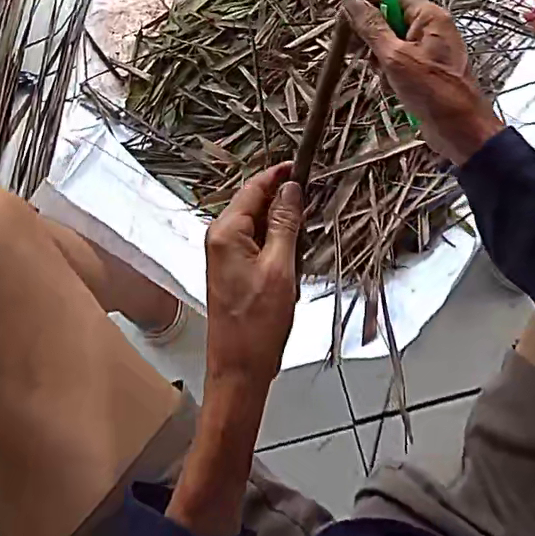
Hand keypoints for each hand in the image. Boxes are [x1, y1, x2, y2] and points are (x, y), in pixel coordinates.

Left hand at [203, 162, 302, 389]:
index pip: (253, 188)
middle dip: (283, 202)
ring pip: (258, 225)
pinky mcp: (232, 270)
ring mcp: (224, 254)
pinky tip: (294, 258)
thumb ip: (285, 223)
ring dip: (282, 226)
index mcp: (225, 231)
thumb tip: (291, 187)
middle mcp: (219, 237)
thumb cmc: (257, 323)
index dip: (278, 175)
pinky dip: (276, 245)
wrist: (239, 370)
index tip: (303, 165)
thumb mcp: (280, 267)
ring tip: (308, 233)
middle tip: (315, 200)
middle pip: (255, 204)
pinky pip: (257, 244)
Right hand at [339, 0, 502, 164]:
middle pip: (389, 18)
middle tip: (355, 50)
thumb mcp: (395, 56)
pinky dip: (388, 71)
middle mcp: (430, 28)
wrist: (460, 131)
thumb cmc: (434, 92)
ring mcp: (428, 49)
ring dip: (378, 56)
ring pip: (390, 41)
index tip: (344, 18)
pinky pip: (397, 60)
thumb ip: (371, 27)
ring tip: (381, 74)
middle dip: (369, 35)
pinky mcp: (424, 69)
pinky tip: (391, 86)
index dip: (365, 2)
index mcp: (429, 17)